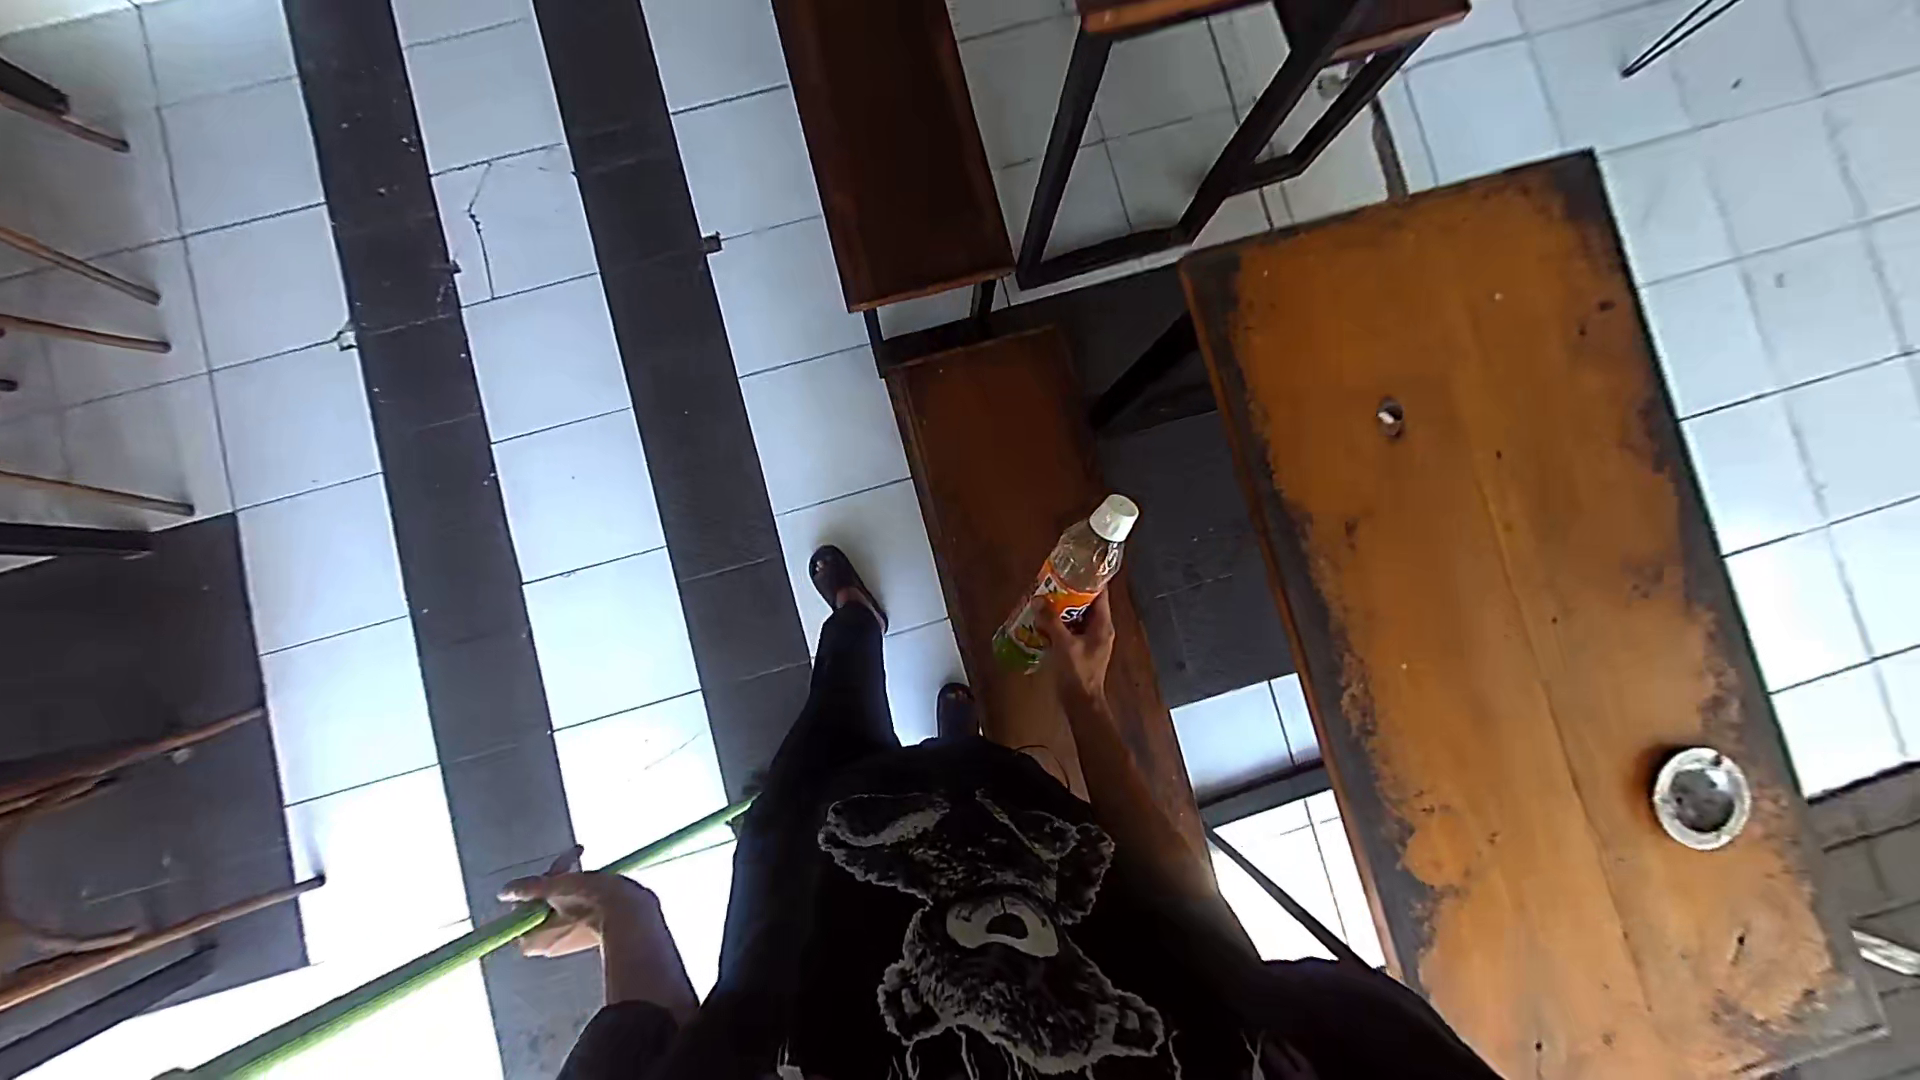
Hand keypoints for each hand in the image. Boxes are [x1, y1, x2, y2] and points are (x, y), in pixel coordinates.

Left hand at [498, 846, 662, 958]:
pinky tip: (602, 885)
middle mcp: (545, 944)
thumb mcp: (561, 887)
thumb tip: (505, 891)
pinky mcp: (588, 933)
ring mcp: (567, 940)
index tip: (565, 863)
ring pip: (563, 903)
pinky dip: (587, 895)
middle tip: (580, 861)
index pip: (526, 901)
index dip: (544, 877)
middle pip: (544, 901)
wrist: (634, 918)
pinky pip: (578, 910)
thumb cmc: (596, 903)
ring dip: (576, 884)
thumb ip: (530, 888)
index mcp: (532, 938)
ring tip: (594, 873)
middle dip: (562, 879)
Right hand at [1036, 591, 1115, 704]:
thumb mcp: (1063, 644)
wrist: (1081, 703)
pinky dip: (1059, 624)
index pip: (1100, 594)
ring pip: (1077, 617)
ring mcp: (1091, 641)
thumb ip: (1051, 621)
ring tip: (1044, 599)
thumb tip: (1039, 600)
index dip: (1089, 580)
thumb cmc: (1078, 673)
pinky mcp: (1081, 650)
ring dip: (1062, 609)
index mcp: (1103, 626)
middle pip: (1087, 604)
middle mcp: (1100, 630)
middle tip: (1051, 582)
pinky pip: (1071, 630)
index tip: (1073, 568)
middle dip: (1070, 593)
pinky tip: (1043, 621)